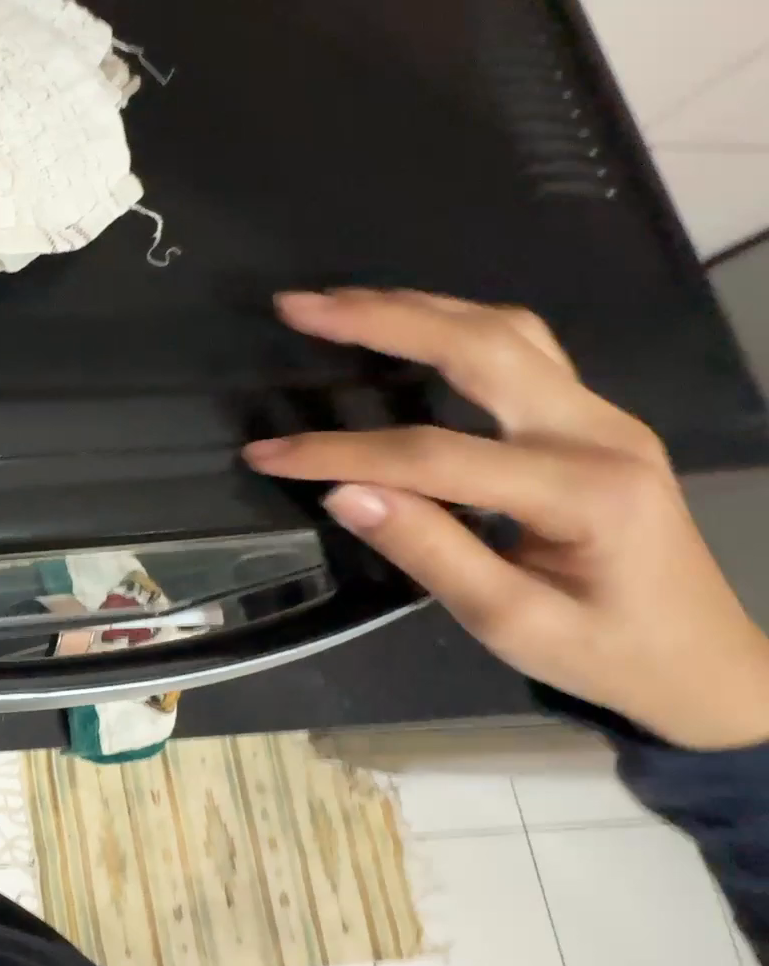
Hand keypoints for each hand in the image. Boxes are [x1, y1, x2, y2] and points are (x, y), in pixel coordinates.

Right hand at [244, 289, 768, 749]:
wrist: (701, 663)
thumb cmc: (603, 651)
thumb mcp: (509, 622)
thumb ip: (428, 551)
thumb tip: (341, 495)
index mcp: (583, 490)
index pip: (433, 455)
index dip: (339, 452)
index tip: (264, 455)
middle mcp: (598, 432)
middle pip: (484, 347)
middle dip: (383, 320)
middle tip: (299, 306)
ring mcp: (599, 416)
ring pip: (507, 331)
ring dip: (416, 309)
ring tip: (338, 302)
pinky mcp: (588, 419)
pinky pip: (519, 348)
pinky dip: (450, 324)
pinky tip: (405, 324)